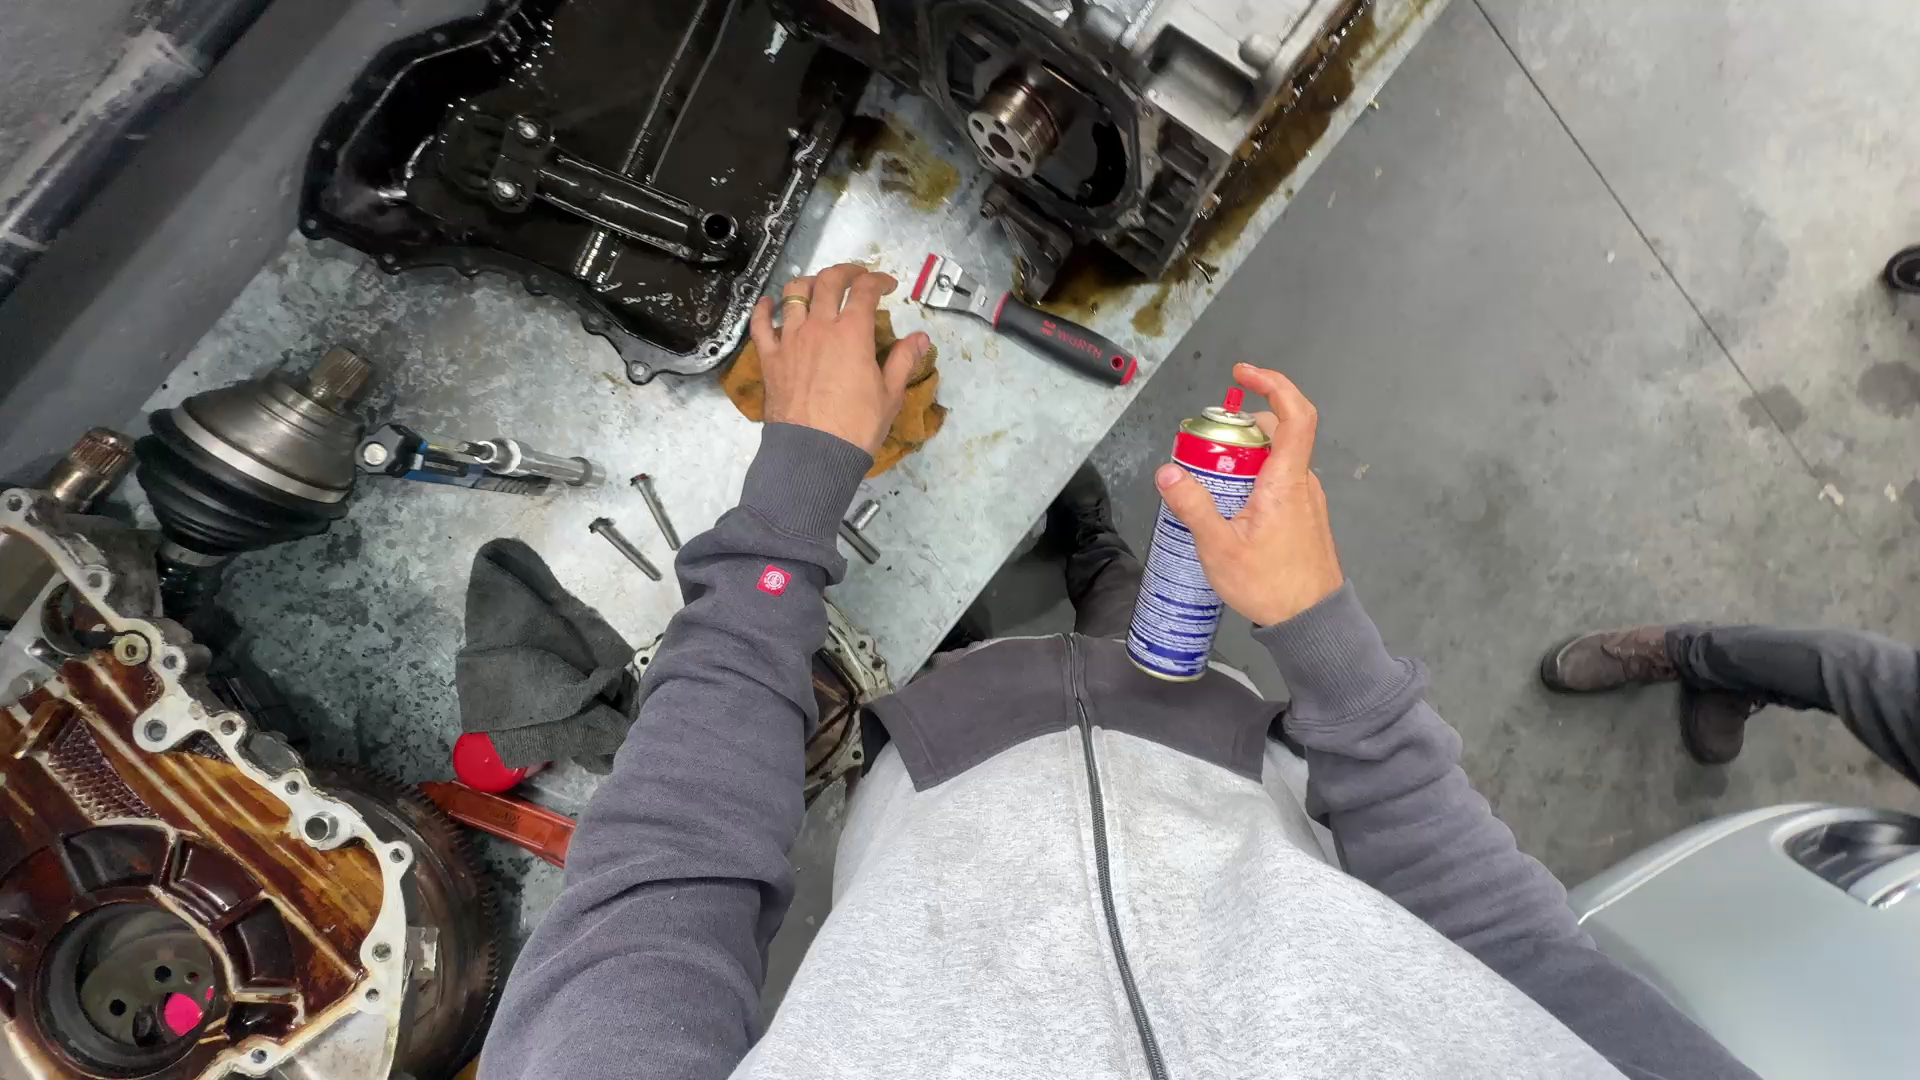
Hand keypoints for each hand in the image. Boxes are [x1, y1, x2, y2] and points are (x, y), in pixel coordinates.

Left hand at [749, 263, 931, 454]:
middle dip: (845, 272)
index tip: (887, 285)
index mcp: (852, 333)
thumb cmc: (858, 427)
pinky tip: (769, 303)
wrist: (815, 453)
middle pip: (828, 282)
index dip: (878, 281)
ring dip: (809, 283)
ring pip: (794, 294)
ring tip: (818, 287)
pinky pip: (761, 324)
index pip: (865, 291)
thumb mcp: (890, 395)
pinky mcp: (770, 358)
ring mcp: (790, 339)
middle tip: (857, 276)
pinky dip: (764, 309)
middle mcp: (819, 327)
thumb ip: (904, 361)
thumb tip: (921, 338)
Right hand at [1155, 364, 1343, 625]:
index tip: (1244, 374)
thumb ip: (1193, 506)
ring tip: (1210, 480)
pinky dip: (1253, 478)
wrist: (1311, 622)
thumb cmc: (1269, 585)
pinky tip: (1230, 507)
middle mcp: (1302, 482)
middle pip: (1278, 433)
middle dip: (1241, 428)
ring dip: (1245, 457)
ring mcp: (1307, 499)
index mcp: (1285, 481)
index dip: (1273, 384)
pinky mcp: (1304, 516)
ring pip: (1277, 460)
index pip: (1294, 414)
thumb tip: (1166, 472)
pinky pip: (1279, 482)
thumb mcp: (1218, 547)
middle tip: (1206, 444)